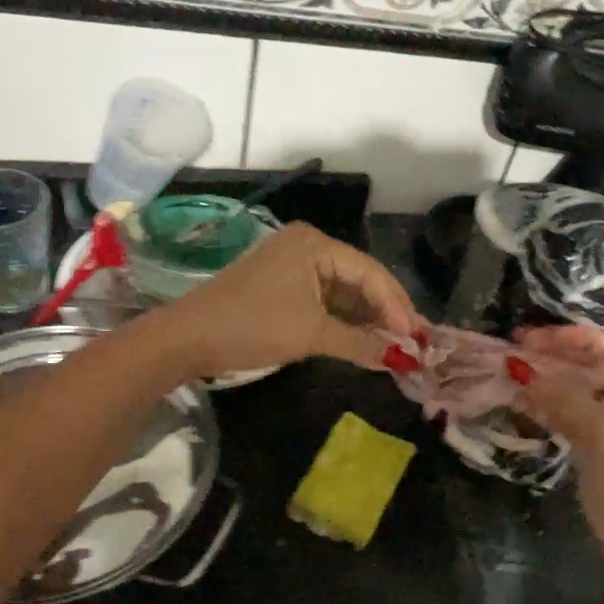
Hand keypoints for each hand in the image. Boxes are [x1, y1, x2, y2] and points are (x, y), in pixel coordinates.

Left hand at [153, 222, 423, 379]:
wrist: (187, 338)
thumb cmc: (252, 326)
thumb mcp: (311, 334)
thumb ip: (360, 343)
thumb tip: (401, 359)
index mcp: (315, 244)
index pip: (370, 272)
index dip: (396, 306)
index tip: (416, 338)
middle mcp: (307, 246)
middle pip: (359, 278)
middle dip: (385, 311)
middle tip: (413, 341)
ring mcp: (293, 264)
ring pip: (343, 290)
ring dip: (367, 318)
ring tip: (395, 344)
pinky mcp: (282, 285)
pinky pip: (325, 298)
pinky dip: (344, 319)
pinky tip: (364, 338)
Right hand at [512, 327, 603, 566]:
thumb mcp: (599, 427)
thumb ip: (561, 395)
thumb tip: (521, 370)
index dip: (575, 337)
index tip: (537, 336)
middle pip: (594, 366)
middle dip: (556, 358)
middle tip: (517, 348)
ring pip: (579, 391)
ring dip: (547, 383)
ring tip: (511, 372)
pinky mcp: (600, 443)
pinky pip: (573, 415)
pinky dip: (549, 408)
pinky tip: (520, 399)